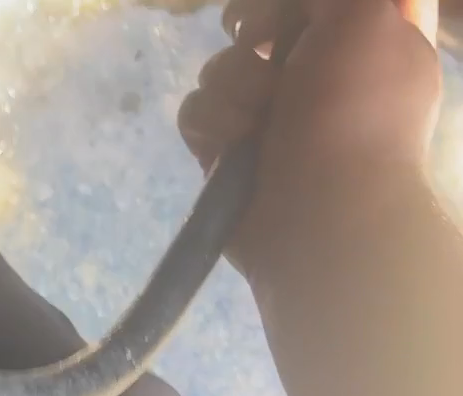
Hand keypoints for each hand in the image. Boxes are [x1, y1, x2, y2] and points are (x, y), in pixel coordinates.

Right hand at [179, 0, 442, 272]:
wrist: (315, 210)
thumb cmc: (352, 113)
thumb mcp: (366, 21)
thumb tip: (290, 8)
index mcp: (362, 30)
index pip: (302, 3)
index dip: (281, 7)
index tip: (280, 22)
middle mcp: (312, 66)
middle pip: (254, 29)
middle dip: (253, 47)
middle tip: (275, 70)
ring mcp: (263, 109)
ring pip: (217, 72)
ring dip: (231, 93)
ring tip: (255, 125)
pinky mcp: (222, 144)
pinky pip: (193, 112)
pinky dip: (206, 126)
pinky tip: (230, 145)